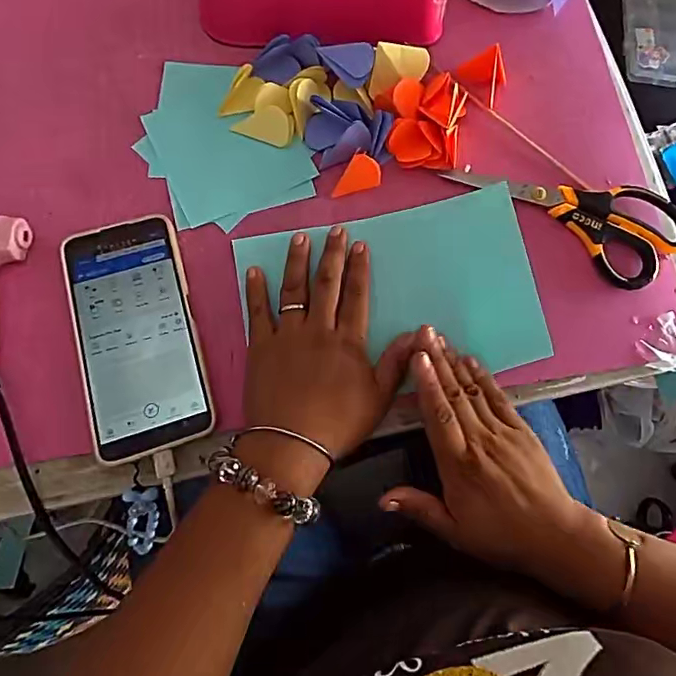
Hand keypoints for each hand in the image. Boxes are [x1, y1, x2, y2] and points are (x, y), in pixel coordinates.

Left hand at [243, 228, 416, 486]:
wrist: (290, 444)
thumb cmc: (339, 424)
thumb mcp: (379, 397)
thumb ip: (397, 362)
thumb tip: (421, 333)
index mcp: (348, 342)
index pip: (356, 296)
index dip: (359, 269)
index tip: (359, 246)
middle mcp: (318, 331)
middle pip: (326, 285)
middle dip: (332, 255)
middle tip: (335, 231)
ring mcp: (287, 336)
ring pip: (293, 291)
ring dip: (297, 262)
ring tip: (299, 239)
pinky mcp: (260, 347)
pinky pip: (258, 312)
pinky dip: (256, 291)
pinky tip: (254, 271)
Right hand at [379, 332, 620, 605]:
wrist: (553, 533)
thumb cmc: (500, 536)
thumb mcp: (455, 532)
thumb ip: (420, 508)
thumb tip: (382, 498)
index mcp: (458, 465)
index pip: (438, 416)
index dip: (426, 384)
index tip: (417, 357)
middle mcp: (479, 441)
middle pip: (454, 395)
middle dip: (438, 361)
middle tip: (426, 332)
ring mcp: (503, 432)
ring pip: (474, 392)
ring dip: (457, 364)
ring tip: (442, 340)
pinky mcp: (522, 430)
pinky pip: (499, 399)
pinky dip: (484, 378)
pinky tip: (473, 362)